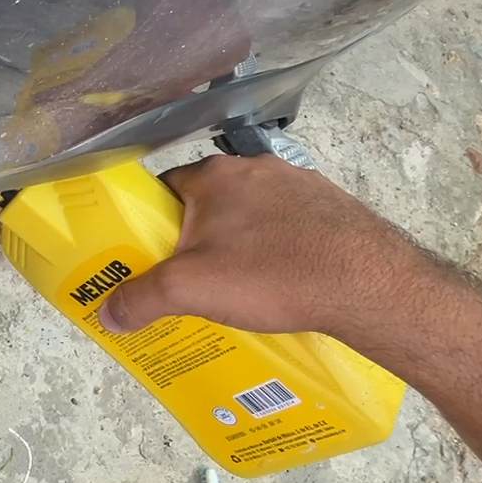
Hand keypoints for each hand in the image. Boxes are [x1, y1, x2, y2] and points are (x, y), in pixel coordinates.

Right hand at [97, 155, 433, 336]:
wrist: (374, 288)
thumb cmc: (271, 274)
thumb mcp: (188, 291)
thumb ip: (139, 300)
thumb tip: (107, 314)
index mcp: (213, 176)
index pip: (161, 190)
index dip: (148, 222)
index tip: (148, 253)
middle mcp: (255, 168)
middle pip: (205, 202)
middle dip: (193, 236)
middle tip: (189, 276)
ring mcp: (300, 184)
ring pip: (248, 213)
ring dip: (237, 241)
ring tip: (237, 283)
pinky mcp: (334, 206)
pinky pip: (287, 224)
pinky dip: (277, 247)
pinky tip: (281, 280)